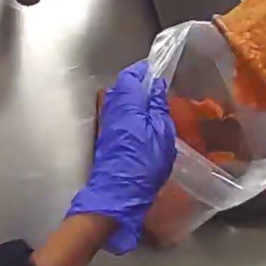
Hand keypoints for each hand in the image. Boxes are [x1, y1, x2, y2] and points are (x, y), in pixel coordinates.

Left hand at [67, 60, 175, 253]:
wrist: (118, 193)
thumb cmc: (144, 163)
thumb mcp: (161, 132)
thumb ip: (157, 106)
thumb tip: (155, 85)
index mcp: (125, 102)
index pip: (132, 75)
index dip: (145, 71)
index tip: (159, 71)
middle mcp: (110, 109)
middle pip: (123, 87)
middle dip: (140, 84)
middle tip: (159, 89)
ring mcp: (105, 123)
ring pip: (119, 101)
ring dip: (134, 100)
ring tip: (153, 106)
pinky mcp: (104, 138)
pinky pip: (117, 116)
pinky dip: (130, 114)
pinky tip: (143, 123)